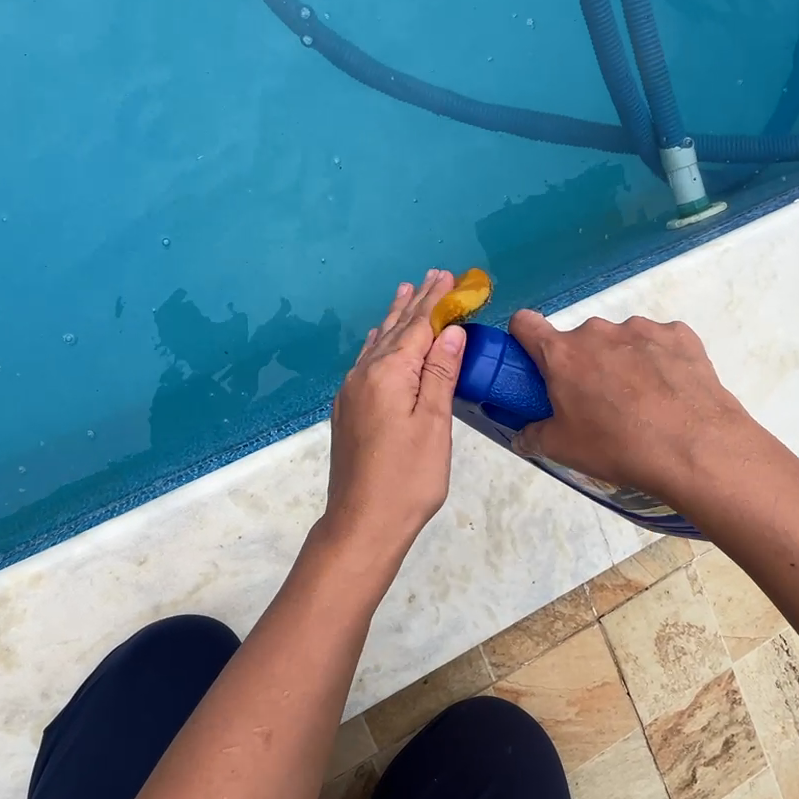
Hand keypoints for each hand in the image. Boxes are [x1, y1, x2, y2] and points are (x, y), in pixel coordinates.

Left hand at [322, 271, 466, 564]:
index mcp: (389, 374)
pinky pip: (366, 361)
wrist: (362, 522)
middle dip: (417, 303)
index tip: (451, 277)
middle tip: (433, 276)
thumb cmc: (408, 478)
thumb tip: (449, 331)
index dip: (437, 302)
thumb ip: (440, 374)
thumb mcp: (433, 424)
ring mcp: (352, 392)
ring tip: (405, 293)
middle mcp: (365, 375)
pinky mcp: (348, 409)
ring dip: (395, 318)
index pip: (418, 327)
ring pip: (377, 344)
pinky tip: (378, 339)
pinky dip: (379, 342)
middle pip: (396, 330)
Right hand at [506, 310, 771, 503]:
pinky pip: (659, 342)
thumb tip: (523, 435)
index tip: (536, 365)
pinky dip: (660, 360)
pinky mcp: (681, 335)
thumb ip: (533, 436)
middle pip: (579, 340)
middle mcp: (598, 331)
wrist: (697, 450)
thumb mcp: (562, 450)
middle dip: (583, 365)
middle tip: (598, 403)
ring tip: (643, 402)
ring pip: (620, 341)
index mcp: (562, 353)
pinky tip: (672, 392)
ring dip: (622, 362)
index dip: (525, 340)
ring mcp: (642, 328)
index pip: (525, 323)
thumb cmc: (618, 448)